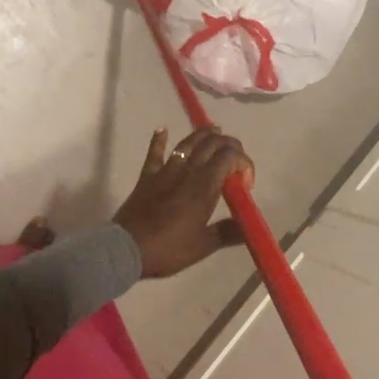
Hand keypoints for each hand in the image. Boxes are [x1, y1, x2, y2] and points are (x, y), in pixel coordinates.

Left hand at [112, 127, 253, 277]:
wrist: (128, 248)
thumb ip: (229, 233)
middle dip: (229, 144)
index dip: (244, 163)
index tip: (246, 183)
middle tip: (235, 157)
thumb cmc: (169, 249)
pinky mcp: (148, 175)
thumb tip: (250, 228)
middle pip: (212, 144)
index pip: (230, 158)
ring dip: (203, 134)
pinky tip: (163, 129)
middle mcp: (187, 171)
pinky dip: (159, 139)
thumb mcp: (204, 245)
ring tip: (214, 129)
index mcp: (204, 186)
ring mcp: (166, 170)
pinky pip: (154, 152)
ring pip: (188, 143)